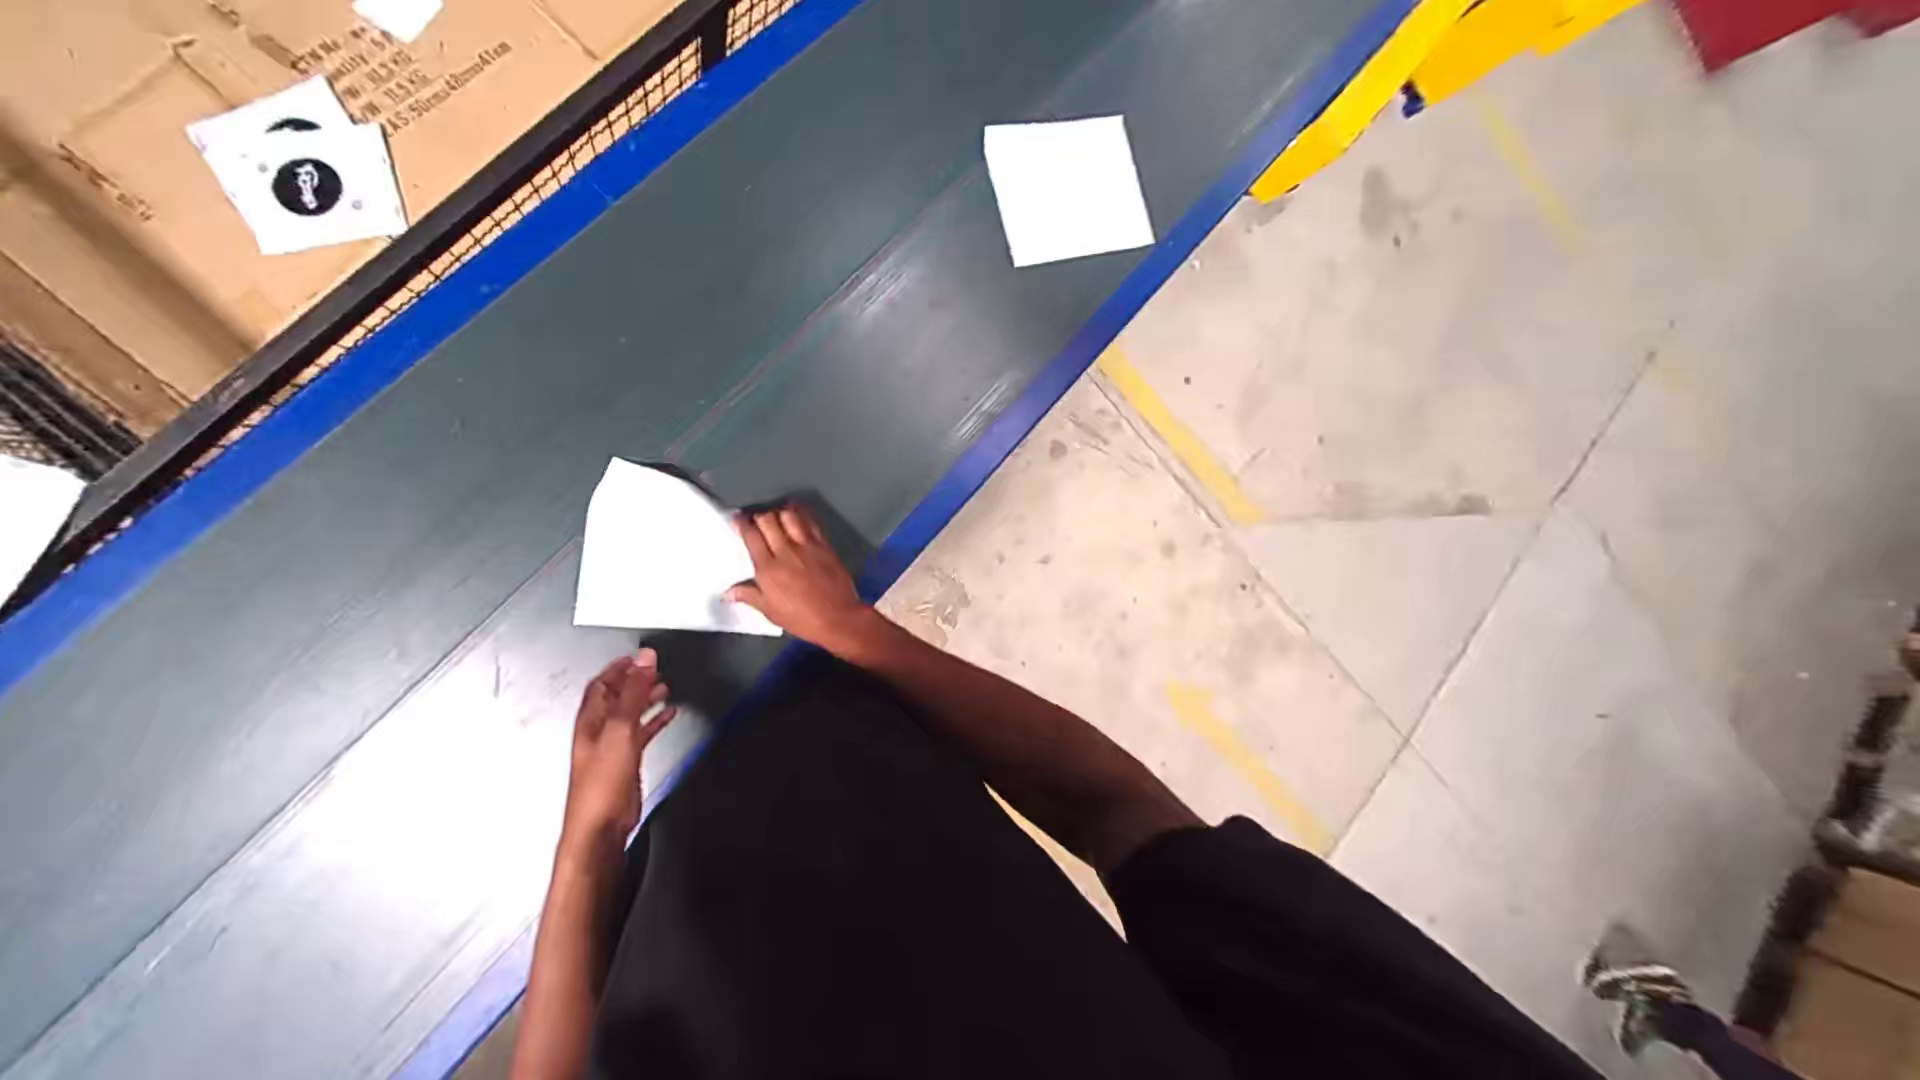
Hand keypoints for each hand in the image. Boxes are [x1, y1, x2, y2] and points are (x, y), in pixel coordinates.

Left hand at [561, 648, 676, 852]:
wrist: (601, 827)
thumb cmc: (602, 784)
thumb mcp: (620, 729)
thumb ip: (634, 692)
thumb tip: (644, 659)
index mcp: (591, 719)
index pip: (602, 683)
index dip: (620, 667)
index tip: (639, 656)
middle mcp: (599, 730)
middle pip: (617, 696)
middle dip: (636, 680)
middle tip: (655, 669)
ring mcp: (612, 746)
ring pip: (631, 713)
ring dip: (646, 698)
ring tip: (664, 687)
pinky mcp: (626, 761)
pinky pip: (642, 731)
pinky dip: (655, 720)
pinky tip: (668, 715)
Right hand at [728, 505, 882, 654]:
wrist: (837, 617)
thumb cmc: (803, 618)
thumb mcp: (771, 611)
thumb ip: (749, 596)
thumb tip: (730, 592)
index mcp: (768, 568)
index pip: (750, 536)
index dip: (742, 523)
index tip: (739, 519)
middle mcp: (785, 552)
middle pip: (768, 520)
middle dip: (760, 516)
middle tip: (758, 520)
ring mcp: (806, 546)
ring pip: (789, 516)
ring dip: (780, 513)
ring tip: (778, 516)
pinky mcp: (824, 545)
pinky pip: (811, 522)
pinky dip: (802, 515)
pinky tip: (799, 514)